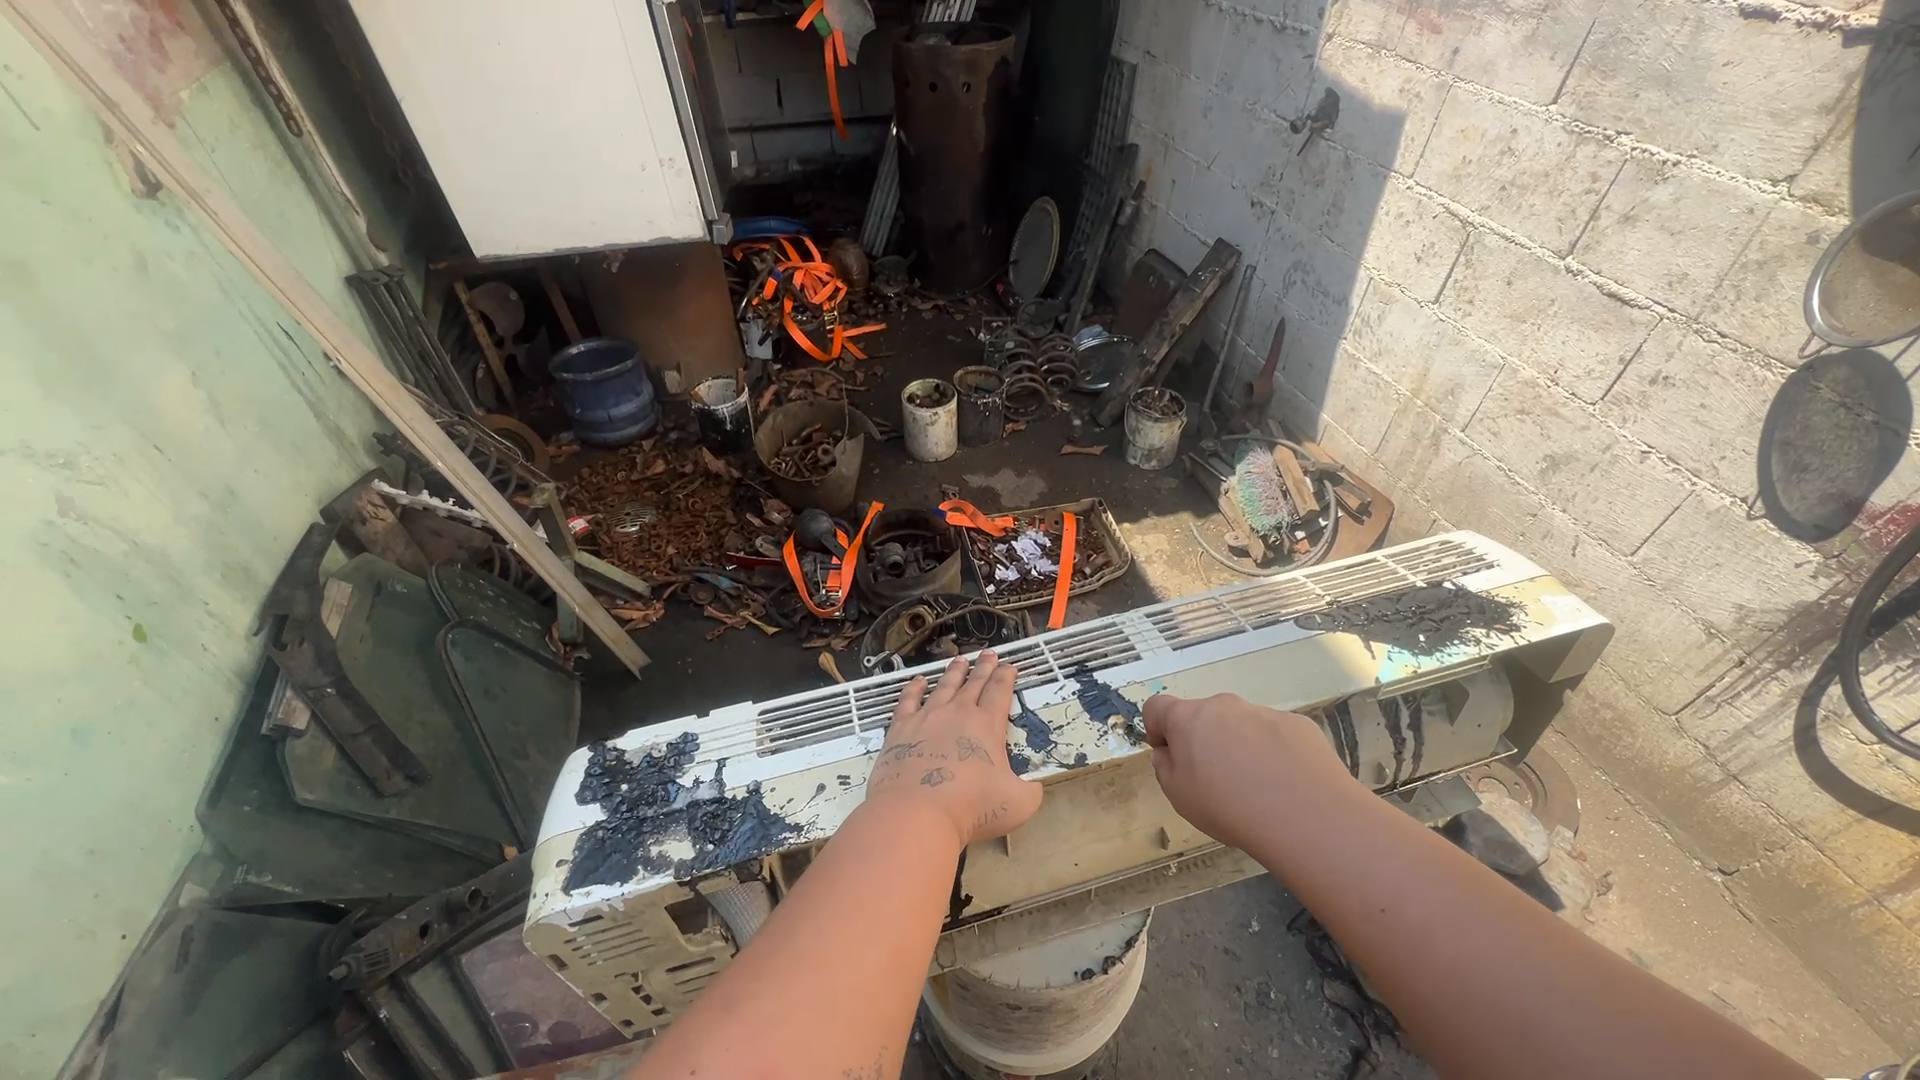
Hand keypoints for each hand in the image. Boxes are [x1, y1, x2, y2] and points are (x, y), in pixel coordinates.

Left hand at [866, 652, 1043, 848]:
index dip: (1006, 676)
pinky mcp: (900, 729)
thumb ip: (1030, 792)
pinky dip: (914, 689)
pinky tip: (917, 682)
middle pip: (973, 683)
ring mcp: (926, 718)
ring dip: (954, 672)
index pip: (999, 691)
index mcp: (986, 725)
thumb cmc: (971, 808)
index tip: (1009, 666)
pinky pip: (908, 701)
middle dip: (984, 667)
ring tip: (960, 660)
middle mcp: (957, 713)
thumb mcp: (1018, 804)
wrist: (917, 812)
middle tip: (989, 654)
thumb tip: (1033, 788)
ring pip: (943, 686)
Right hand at [1144, 693, 1353, 851]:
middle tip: (1214, 778)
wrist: (1304, 815)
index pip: (1158, 707)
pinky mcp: (1298, 725)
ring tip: (1256, 788)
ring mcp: (1264, 713)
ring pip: (1242, 725)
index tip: (1168, 754)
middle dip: (1203, 740)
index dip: (1157, 728)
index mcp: (1189, 719)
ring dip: (1240, 746)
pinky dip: (1274, 753)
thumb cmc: (1228, 806)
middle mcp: (1225, 706)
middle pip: (1204, 716)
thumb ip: (1166, 768)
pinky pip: (1276, 735)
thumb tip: (1170, 753)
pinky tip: (1285, 785)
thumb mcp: (1179, 797)